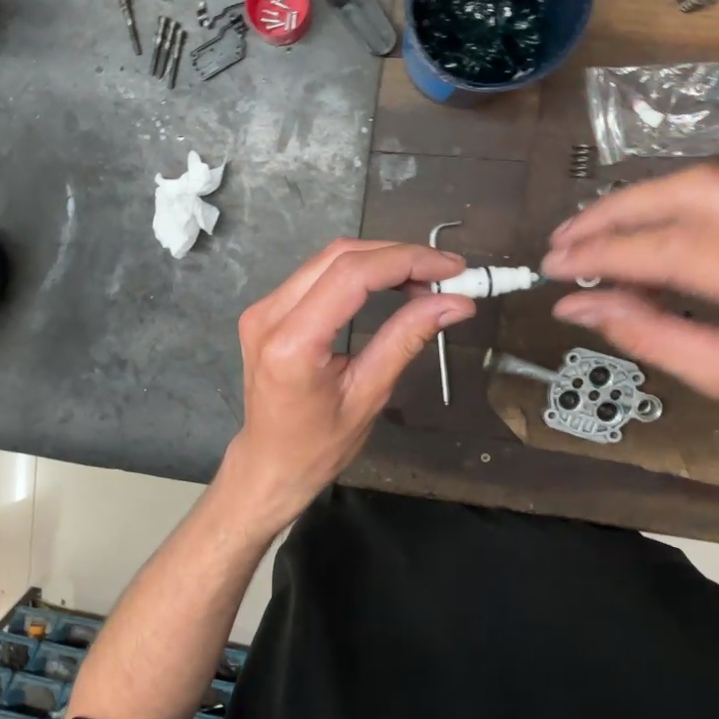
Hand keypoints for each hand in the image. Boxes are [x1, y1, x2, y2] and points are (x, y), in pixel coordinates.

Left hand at [224, 240, 473, 527]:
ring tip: (425, 280)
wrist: (270, 463)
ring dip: (379, 260)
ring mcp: (262, 309)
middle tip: (445, 273)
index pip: (351, 275)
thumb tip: (456, 303)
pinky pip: (316, 275)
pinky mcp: (266, 311)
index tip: (452, 268)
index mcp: (291, 343)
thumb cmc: (318, 444)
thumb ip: (406, 340)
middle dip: (398, 256)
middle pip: (339, 257)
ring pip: (327, 259)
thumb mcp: (369, 395)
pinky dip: (357, 273)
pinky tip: (390, 284)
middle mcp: (268, 315)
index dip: (406, 261)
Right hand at [540, 166, 718, 484]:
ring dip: (646, 208)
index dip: (608, 251)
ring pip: (716, 186)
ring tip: (594, 239)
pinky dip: (682, 217)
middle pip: (699, 191)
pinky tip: (649, 243)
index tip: (556, 263)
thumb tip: (573, 304)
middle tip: (567, 237)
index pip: (684, 248)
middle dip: (620, 209)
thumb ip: (645, 334)